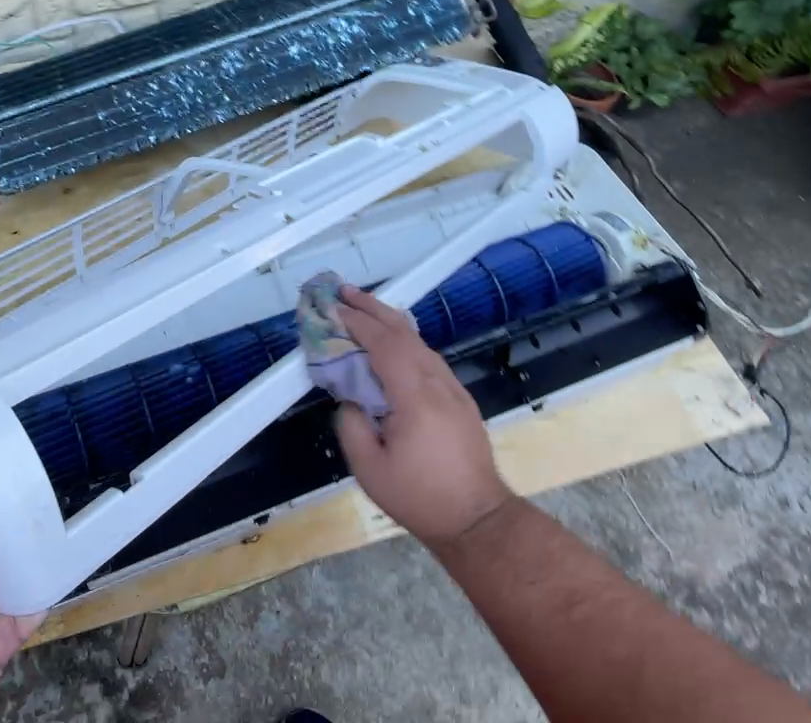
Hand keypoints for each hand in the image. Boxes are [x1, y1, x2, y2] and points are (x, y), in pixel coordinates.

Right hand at [332, 285, 515, 549]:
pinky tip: (393, 341)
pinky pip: (428, 357)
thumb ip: (350, 426)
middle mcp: (438, 384)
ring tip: (363, 308)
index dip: (357, 322)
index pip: (384, 345)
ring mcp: (453, 390)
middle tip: (344, 290)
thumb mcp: (369, 469)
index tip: (333, 307)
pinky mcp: (460, 400)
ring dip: (389, 321)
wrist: (478, 520)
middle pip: (404, 333)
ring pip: (420, 342)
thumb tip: (349, 400)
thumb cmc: (420, 498)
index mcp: (415, 398)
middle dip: (372, 308)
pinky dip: (405, 339)